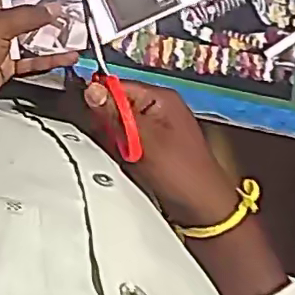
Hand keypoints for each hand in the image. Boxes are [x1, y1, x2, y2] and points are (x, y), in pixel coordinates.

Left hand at [0, 0, 79, 170]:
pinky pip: (30, 58)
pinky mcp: (2, 65)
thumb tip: (51, 7)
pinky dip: (48, 58)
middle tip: (76, 19)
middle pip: (28, 14)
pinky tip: (65, 57)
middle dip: (51, 16)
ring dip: (54, 39)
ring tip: (78, 38)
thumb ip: (29, 15)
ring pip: (32, 38)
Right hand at [82, 77, 239, 226]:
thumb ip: (115, 112)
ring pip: (117, 124)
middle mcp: (158, 107)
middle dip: (111, 125)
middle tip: (123, 143)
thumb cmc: (182, 173)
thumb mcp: (143, 138)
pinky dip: (123, 150)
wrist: (202, 208)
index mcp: (161, 97)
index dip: (104, 103)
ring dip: (117, 140)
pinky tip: (131, 160)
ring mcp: (155, 125)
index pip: (116, 86)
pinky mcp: (151, 142)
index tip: (102, 121)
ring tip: (130, 154)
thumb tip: (93, 89)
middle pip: (115, 104)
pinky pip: (125, 138)